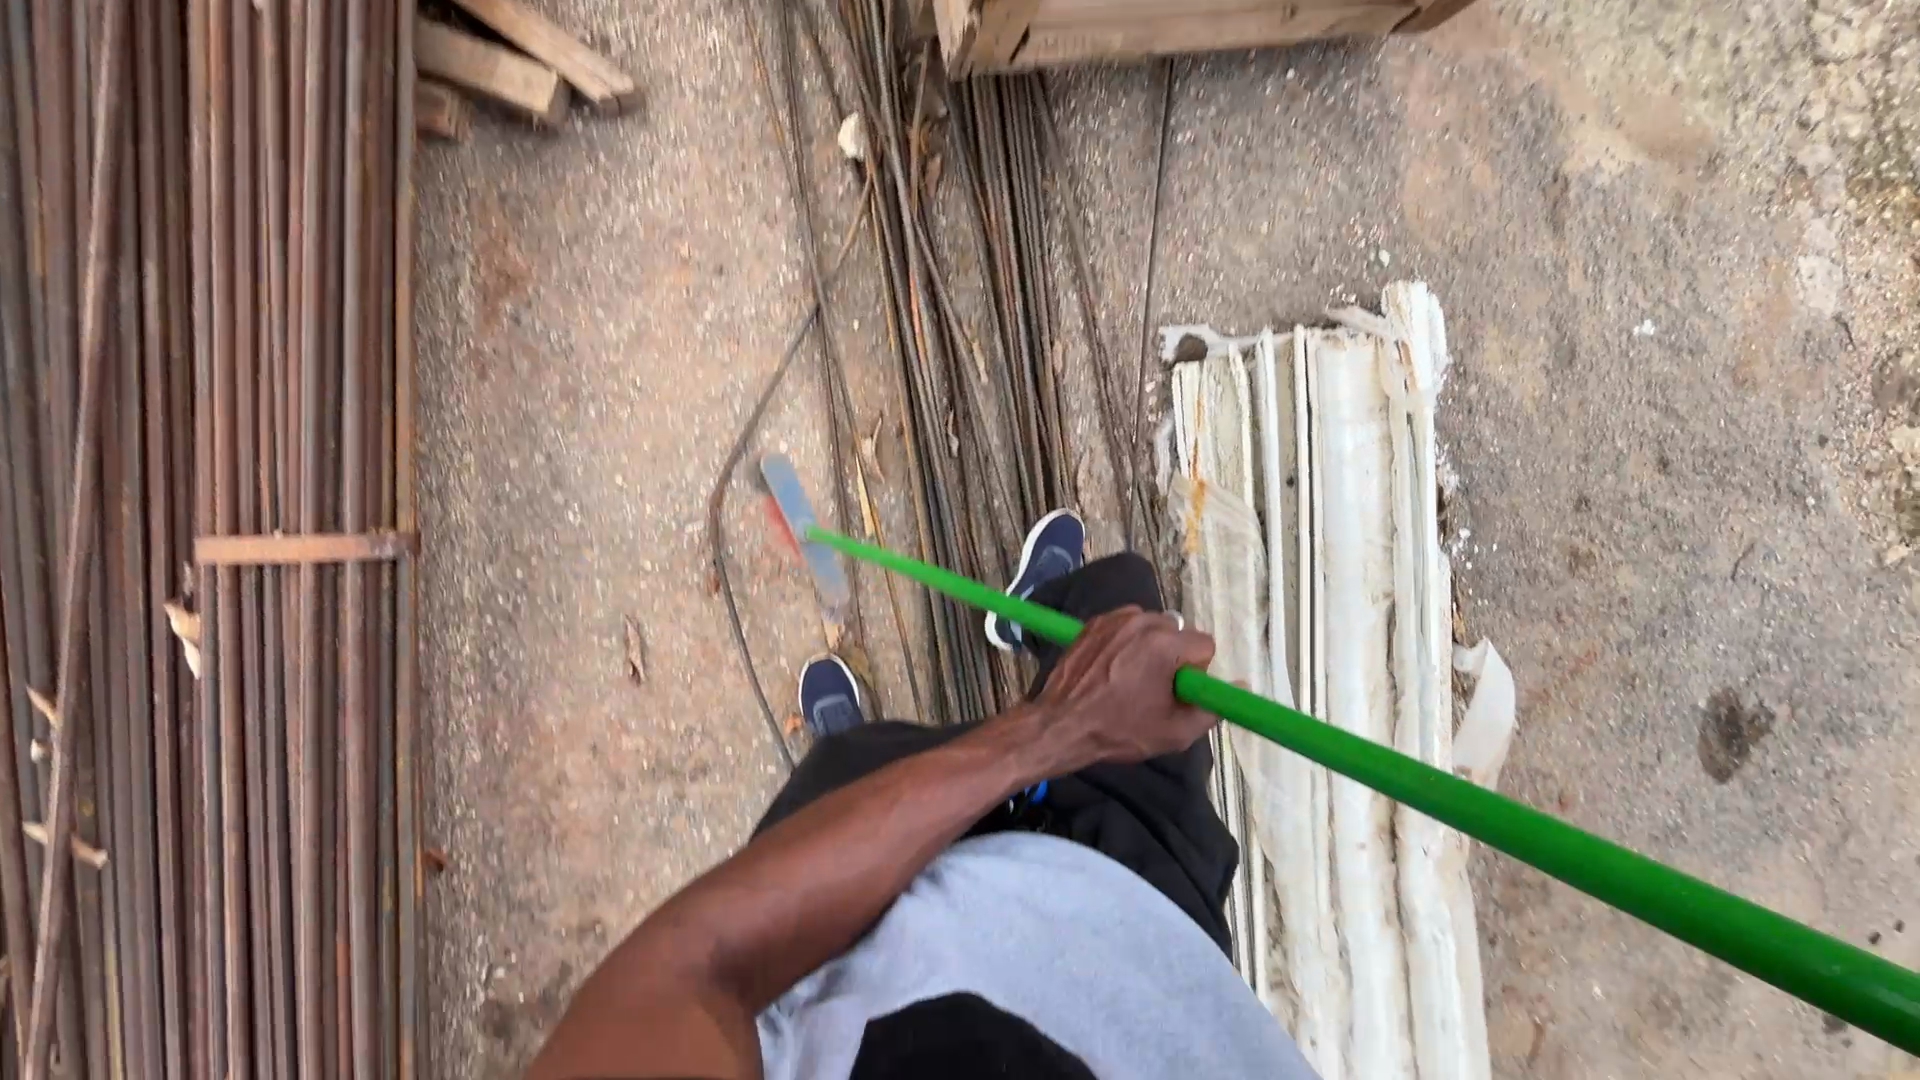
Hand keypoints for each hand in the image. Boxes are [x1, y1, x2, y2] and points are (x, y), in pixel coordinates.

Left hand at [1031, 606, 1218, 767]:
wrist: (1061, 725)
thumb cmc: (1118, 730)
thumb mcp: (1175, 732)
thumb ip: (1211, 708)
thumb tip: (1239, 686)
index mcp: (1164, 644)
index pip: (1204, 644)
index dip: (1197, 671)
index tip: (1179, 691)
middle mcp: (1140, 622)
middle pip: (1177, 632)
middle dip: (1174, 656)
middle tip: (1154, 688)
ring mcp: (1113, 619)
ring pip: (1151, 625)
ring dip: (1150, 646)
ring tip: (1131, 678)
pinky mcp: (1092, 623)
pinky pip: (1125, 624)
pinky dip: (1126, 639)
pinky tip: (1114, 666)